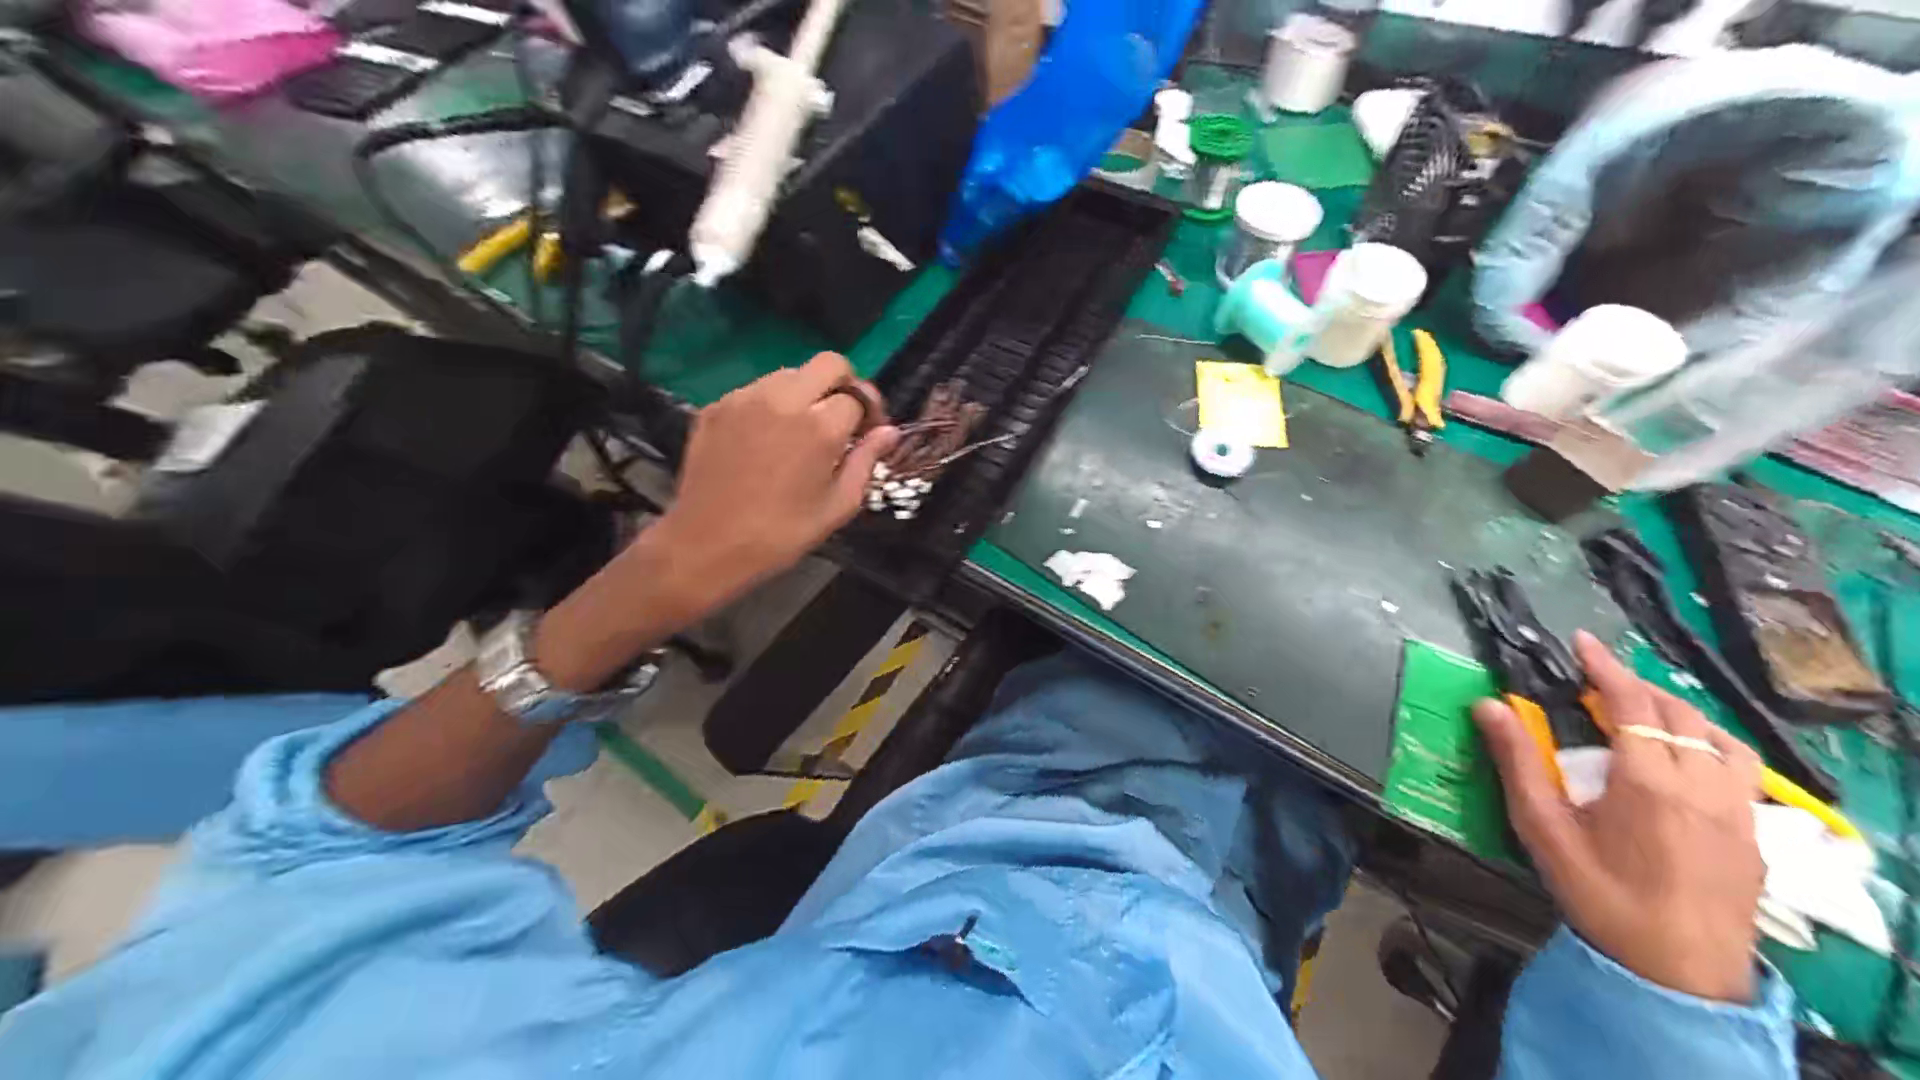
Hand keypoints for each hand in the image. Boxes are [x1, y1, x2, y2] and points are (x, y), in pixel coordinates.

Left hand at [651, 352, 897, 606]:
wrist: (707, 545)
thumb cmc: (781, 534)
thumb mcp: (837, 506)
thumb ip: (867, 462)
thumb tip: (888, 433)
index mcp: (820, 426)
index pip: (859, 394)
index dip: (870, 412)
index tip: (868, 431)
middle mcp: (783, 399)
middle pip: (828, 363)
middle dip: (844, 384)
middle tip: (842, 417)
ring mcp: (745, 398)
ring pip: (790, 373)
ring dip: (806, 392)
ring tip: (801, 429)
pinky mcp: (717, 406)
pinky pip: (756, 390)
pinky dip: (771, 404)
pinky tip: (766, 439)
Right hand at [1472, 631, 1766, 1002]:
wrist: (1674, 970)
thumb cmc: (1598, 891)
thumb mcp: (1541, 827)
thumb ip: (1518, 762)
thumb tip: (1488, 705)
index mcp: (1649, 782)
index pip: (1632, 704)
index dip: (1606, 666)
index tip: (1582, 640)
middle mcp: (1703, 788)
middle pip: (1679, 715)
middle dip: (1637, 686)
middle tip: (1596, 679)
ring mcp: (1738, 812)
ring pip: (1722, 739)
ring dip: (1680, 713)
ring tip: (1642, 711)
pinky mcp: (1753, 834)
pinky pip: (1740, 768)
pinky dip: (1709, 743)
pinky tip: (1683, 758)